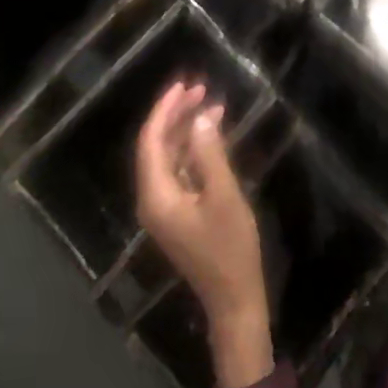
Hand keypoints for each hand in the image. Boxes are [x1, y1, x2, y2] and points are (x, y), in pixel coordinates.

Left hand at [135, 80, 272, 387]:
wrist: (235, 302)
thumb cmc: (231, 250)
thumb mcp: (224, 197)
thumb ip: (210, 155)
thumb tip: (199, 119)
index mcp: (156, 195)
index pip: (151, 141)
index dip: (165, 110)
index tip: (184, 85)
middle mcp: (153, 198)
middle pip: (157, 146)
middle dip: (176, 115)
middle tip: (200, 88)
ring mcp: (165, 207)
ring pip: (169, 157)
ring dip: (187, 130)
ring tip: (211, 103)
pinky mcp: (179, 213)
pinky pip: (180, 171)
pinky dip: (194, 150)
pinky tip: (213, 134)